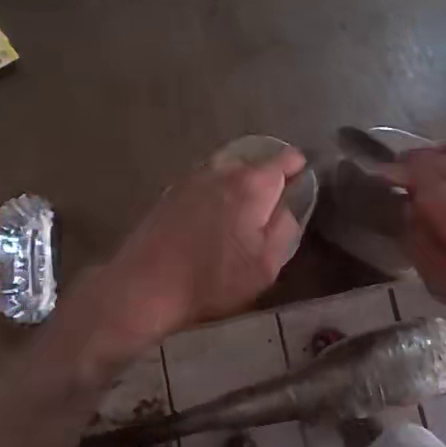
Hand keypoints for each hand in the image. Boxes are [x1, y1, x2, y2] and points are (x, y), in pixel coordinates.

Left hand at [69, 146, 306, 355]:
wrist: (145, 286)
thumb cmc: (212, 280)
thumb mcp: (265, 265)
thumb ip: (285, 228)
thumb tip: (290, 205)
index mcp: (252, 185)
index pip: (286, 160)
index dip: (298, 170)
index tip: (300, 186)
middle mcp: (223, 171)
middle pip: (255, 165)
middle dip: (268, 181)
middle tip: (273, 210)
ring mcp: (193, 178)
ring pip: (228, 173)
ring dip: (240, 188)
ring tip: (243, 216)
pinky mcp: (171, 192)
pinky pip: (206, 185)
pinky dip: (216, 196)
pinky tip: (213, 221)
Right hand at [386, 143, 445, 336]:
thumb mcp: (441, 281)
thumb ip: (418, 241)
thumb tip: (406, 208)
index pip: (421, 178)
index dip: (396, 173)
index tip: (376, 175)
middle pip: (437, 160)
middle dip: (408, 162)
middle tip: (389, 173)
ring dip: (430, 155)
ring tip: (412, 167)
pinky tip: (444, 168)